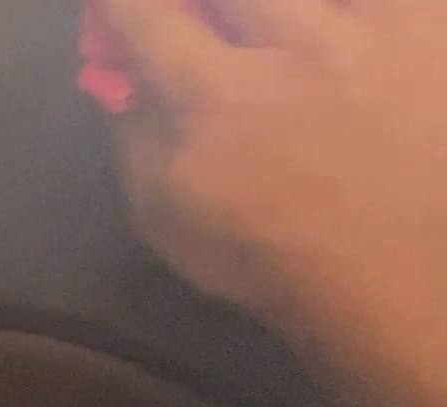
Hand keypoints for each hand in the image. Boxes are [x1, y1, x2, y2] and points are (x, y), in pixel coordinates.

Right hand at [107, 0, 446, 337]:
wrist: (383, 264)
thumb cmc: (249, 247)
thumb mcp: (160, 209)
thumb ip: (136, 135)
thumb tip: (121, 77)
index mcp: (217, 93)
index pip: (155, 22)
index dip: (124, 6)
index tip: (109, 5)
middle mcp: (300, 38)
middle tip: (188, 18)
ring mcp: (384, 23)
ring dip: (264, 9)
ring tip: (257, 32)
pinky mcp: (439, 26)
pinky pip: (391, 0)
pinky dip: (350, 15)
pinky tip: (329, 35)